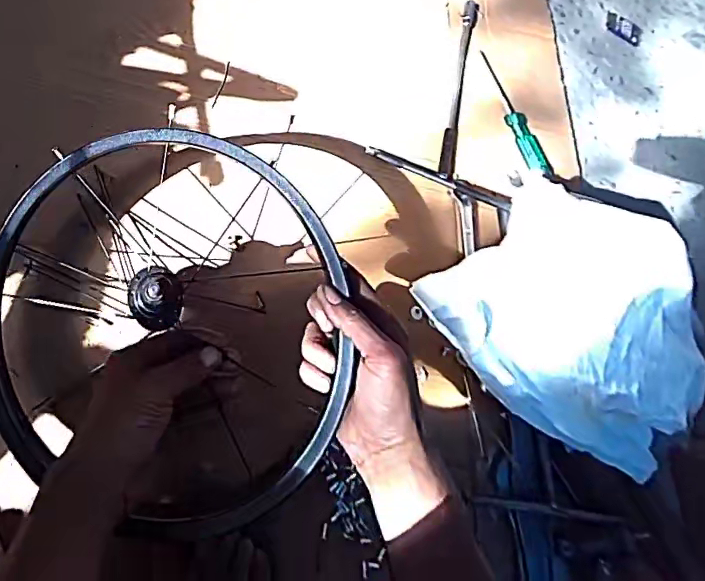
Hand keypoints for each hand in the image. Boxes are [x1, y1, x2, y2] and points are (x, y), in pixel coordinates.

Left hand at [62, 330, 222, 482]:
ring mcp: (149, 402)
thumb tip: (211, 352)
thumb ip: (184, 369)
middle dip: (208, 363)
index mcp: (133, 359)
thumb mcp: (153, 388)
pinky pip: (185, 407)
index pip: (171, 341)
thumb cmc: (120, 426)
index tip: (224, 345)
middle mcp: (141, 377)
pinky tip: (221, 401)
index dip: (199, 341)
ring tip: (235, 384)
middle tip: (235, 365)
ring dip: (210, 383)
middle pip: (180, 363)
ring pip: (185, 386)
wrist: (103, 477)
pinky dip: (204, 403)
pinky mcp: (157, 426)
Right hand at [299, 282, 451, 538]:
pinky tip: (332, 386)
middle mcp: (360, 334)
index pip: (350, 282)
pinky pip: (306, 361)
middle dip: (322, 322)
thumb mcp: (382, 356)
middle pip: (324, 305)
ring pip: (311, 334)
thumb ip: (354, 320)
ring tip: (338, 373)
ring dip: (320, 356)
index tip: (308, 252)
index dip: (331, 266)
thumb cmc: (398, 408)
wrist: (385, 451)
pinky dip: (315, 375)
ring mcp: (342, 354)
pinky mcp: (328, 373)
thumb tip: (328, 293)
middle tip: (333, 338)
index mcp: (379, 323)